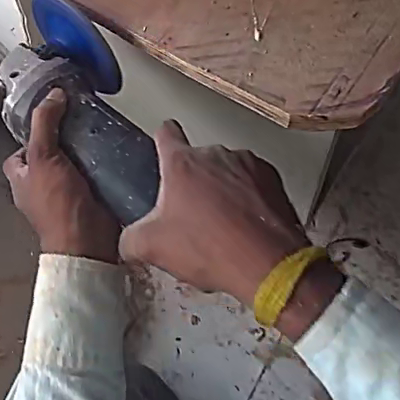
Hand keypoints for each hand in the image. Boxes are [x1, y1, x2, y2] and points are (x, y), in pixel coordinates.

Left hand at [4, 88, 119, 261]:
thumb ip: (45, 124)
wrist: (88, 243)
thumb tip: (52, 96)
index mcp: (23, 178)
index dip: (33, 132)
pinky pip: (94, 173)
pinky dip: (102, 162)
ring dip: (86, 149)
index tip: (51, 116)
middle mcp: (41, 186)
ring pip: (74, 161)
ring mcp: (66, 193)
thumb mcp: (42, 157)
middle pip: (51, 152)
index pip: (22, 148)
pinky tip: (111, 150)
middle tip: (80, 121)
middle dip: (65, 138)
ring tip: (98, 130)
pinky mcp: (89, 196)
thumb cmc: (58, 207)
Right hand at [119, 121, 342, 338]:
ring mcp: (246, 164)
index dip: (163, 138)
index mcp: (181, 163)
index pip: (166, 133)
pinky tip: (246, 226)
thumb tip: (127, 241)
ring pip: (226, 170)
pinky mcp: (272, 179)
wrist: (270, 266)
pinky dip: (250, 197)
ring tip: (224, 224)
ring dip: (223, 188)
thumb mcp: (154, 249)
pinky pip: (253, 181)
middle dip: (194, 181)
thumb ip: (130, 239)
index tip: (164, 141)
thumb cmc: (213, 249)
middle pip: (197, 160)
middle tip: (194, 214)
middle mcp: (214, 155)